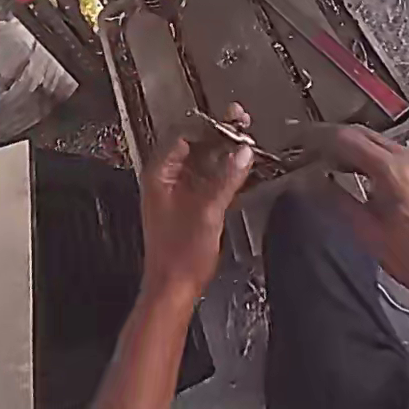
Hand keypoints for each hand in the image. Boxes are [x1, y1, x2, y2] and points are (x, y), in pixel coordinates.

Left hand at [138, 106, 254, 305]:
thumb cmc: (179, 255)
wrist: (174, 289)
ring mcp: (178, 190)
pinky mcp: (191, 202)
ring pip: (203, 159)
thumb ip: (227, 178)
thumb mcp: (208, 211)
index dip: (209, 124)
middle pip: (195, 144)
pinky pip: (209, 176)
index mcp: (160, 174)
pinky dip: (225, 169)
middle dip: (220, 133)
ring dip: (225, 150)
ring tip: (247, 138)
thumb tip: (244, 151)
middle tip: (241, 121)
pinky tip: (242, 165)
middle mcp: (167, 177)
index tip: (231, 119)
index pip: (183, 134)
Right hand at [294, 124, 408, 309]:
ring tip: (320, 158)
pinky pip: (387, 151)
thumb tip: (310, 182)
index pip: (346, 138)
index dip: (316, 137)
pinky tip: (350, 169)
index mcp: (393, 169)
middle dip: (329, 137)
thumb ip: (336, 201)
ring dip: (346, 145)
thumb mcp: (368, 232)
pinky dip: (364, 154)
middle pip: (360, 133)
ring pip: (374, 140)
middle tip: (302, 145)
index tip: (296, 139)